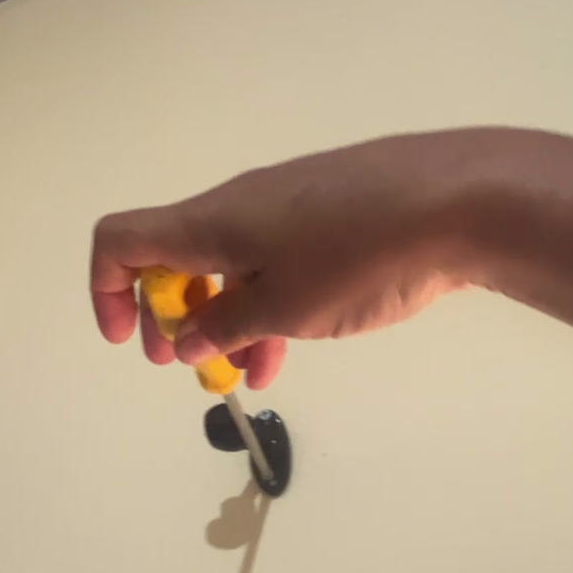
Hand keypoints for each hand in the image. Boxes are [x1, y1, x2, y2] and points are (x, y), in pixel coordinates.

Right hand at [90, 129, 522, 386]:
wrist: (465, 199)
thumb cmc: (359, 257)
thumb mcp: (284, 308)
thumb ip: (225, 327)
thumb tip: (188, 341)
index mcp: (209, 221)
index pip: (120, 241)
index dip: (107, 291)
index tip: (131, 341)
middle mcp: (236, 206)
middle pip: (171, 256)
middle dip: (168, 314)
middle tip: (183, 363)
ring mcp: (283, 206)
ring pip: (226, 265)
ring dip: (222, 318)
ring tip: (247, 373)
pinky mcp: (325, 212)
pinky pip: (270, 259)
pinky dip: (264, 302)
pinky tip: (289, 346)